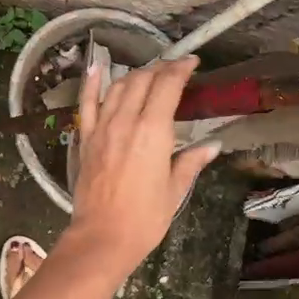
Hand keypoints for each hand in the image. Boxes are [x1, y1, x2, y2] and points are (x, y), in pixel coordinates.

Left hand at [64, 58, 219, 275]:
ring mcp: (102, 127)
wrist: (102, 236)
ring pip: (118, 87)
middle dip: (160, 68)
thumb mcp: (175, 190)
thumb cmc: (145, 218)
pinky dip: (91, 83)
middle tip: (175, 68)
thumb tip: (212, 145)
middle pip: (142, 80)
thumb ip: (191, 161)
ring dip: (135, 74)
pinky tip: (96, 68)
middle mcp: (125, 120)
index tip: (191, 62)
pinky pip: (87, 103)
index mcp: (152, 131)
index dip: (180, 69)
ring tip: (150, 72)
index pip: (167, 86)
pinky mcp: (85, 137)